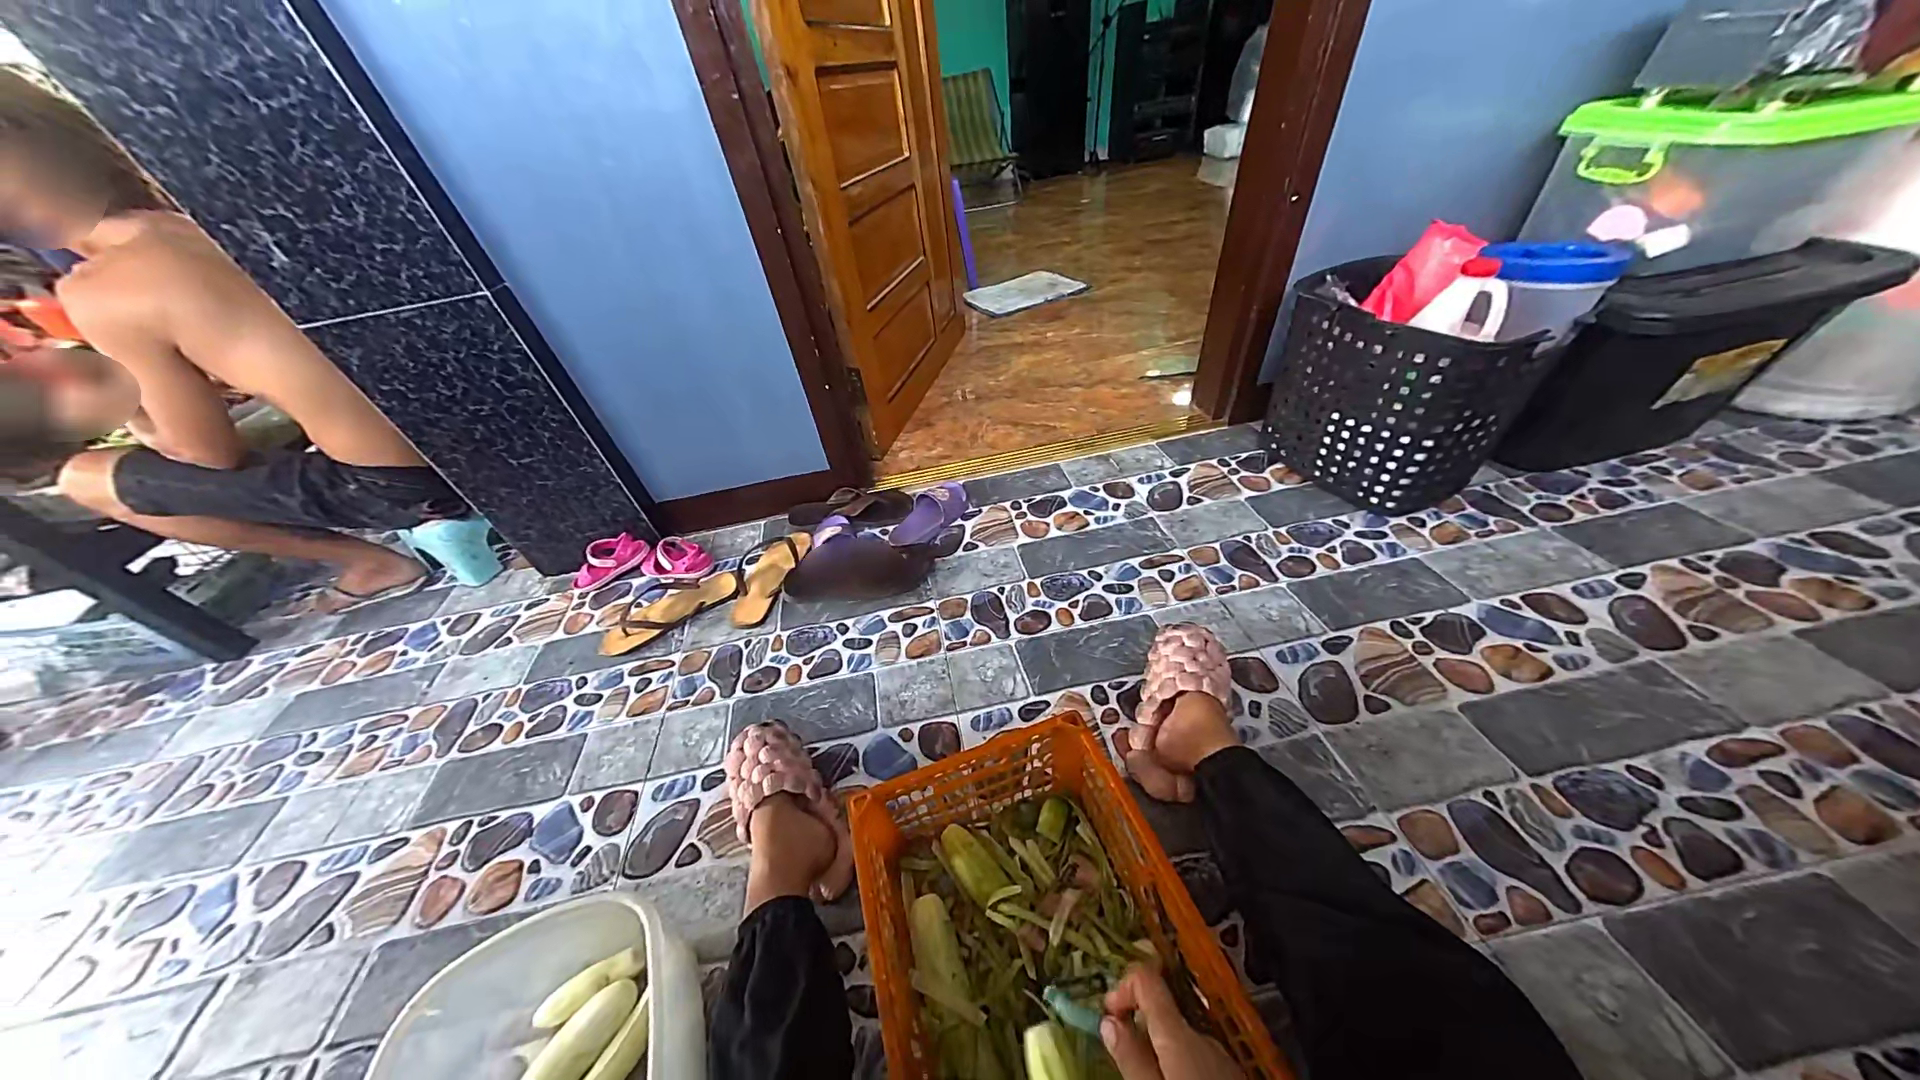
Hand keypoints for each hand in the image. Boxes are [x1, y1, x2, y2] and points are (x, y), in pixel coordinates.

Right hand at [1101, 967, 1245, 1079]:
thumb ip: (1131, 1058)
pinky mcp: (1234, 1077)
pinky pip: (1199, 1057)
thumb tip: (1109, 1022)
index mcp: (1178, 1034)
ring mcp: (1222, 1058)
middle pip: (1164, 1009)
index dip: (1122, 987)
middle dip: (1139, 1025)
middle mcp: (1203, 1037)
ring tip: (1148, 1077)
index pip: (1147, 979)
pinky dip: (1180, 1064)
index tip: (1109, 1016)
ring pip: (1181, 1036)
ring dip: (1159, 1049)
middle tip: (1122, 1055)